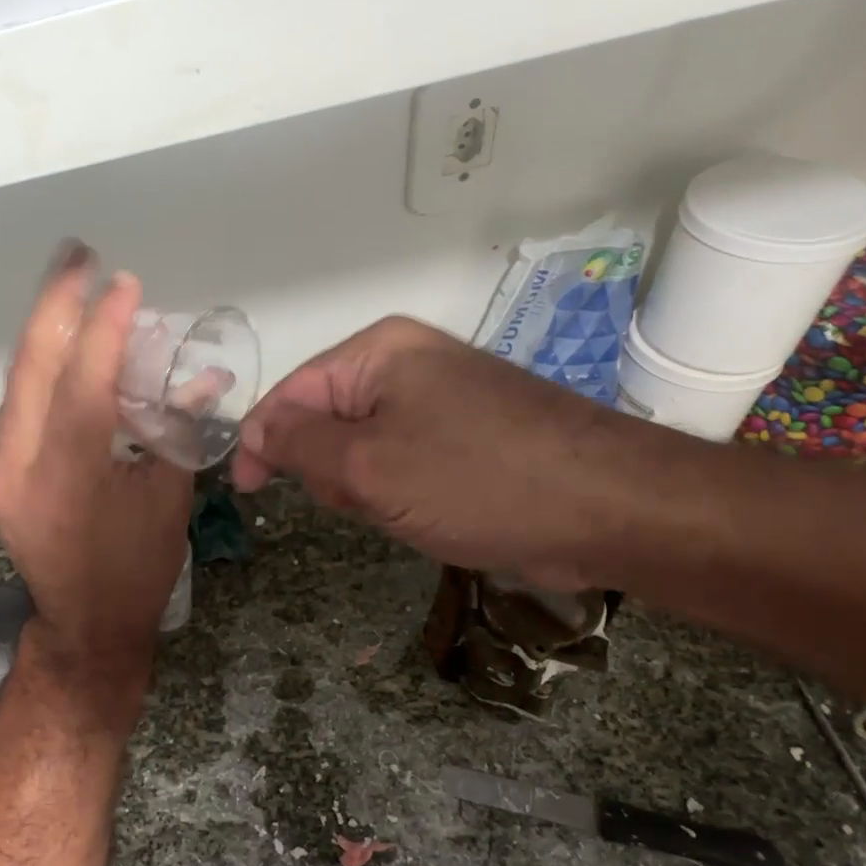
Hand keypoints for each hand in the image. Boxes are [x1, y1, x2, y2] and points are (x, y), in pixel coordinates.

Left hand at [0, 242, 194, 683]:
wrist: (83, 627)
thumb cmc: (136, 568)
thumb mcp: (169, 496)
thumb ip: (175, 427)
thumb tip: (198, 373)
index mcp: (70, 476)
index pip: (84, 381)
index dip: (104, 326)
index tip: (124, 283)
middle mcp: (18, 467)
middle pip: (31, 365)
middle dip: (55, 302)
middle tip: (78, 255)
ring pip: (16, 379)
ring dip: (43, 327)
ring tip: (68, 283)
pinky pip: (14, 405)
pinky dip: (37, 366)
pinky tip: (57, 341)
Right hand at [230, 317, 651, 584]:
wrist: (614, 508)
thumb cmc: (477, 480)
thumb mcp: (368, 467)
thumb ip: (298, 446)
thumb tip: (254, 432)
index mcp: (378, 352)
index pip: (290, 393)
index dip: (262, 442)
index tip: (250, 492)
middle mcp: (408, 362)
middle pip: (326, 419)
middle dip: (331, 469)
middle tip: (366, 502)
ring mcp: (443, 396)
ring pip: (365, 447)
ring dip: (369, 486)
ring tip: (407, 510)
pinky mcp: (471, 431)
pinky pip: (405, 459)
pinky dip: (403, 490)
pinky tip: (432, 512)